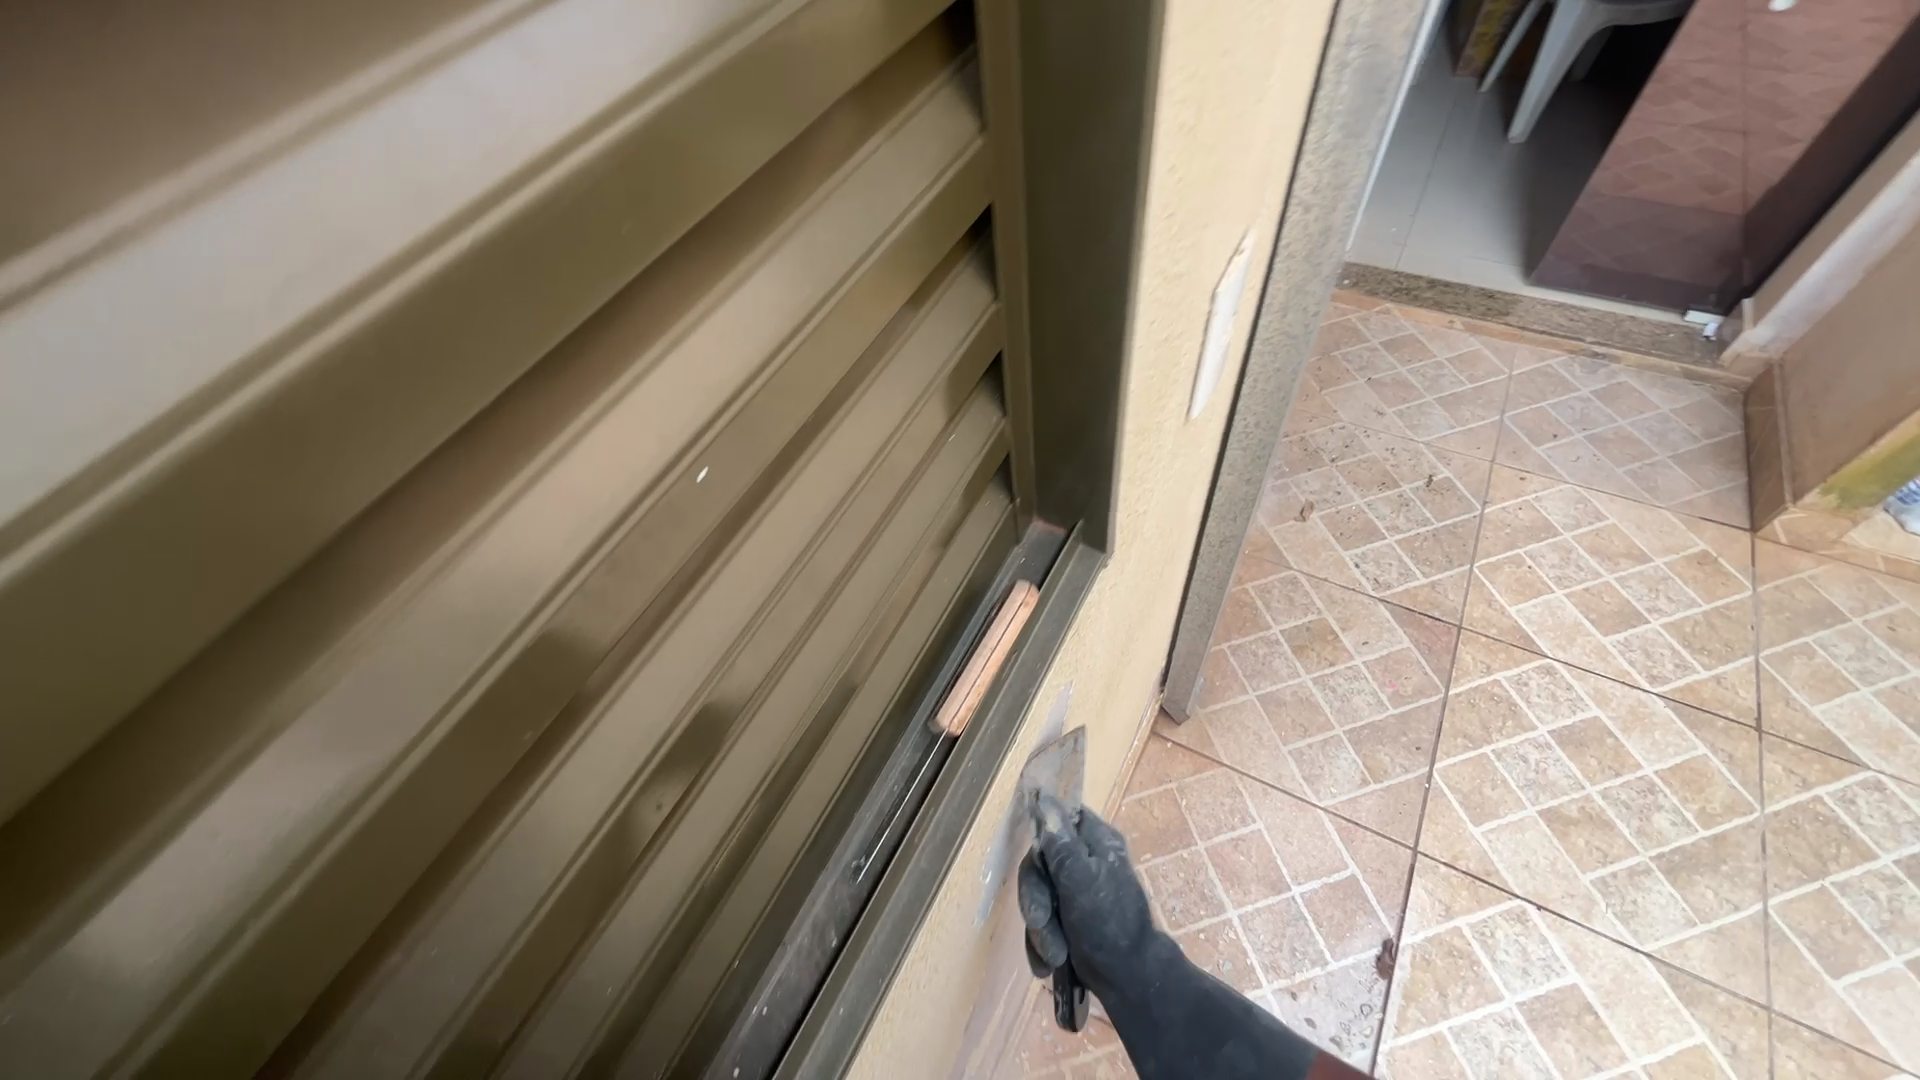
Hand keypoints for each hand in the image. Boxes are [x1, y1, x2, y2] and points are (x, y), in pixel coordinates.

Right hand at [1017, 794, 1158, 999]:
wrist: (1130, 981)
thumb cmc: (1110, 924)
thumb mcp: (1080, 879)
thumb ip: (1060, 843)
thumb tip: (1044, 798)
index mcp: (1096, 841)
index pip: (1060, 817)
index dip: (1041, 832)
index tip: (1035, 858)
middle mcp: (1084, 860)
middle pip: (1040, 864)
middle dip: (1037, 900)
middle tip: (1040, 922)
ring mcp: (1074, 891)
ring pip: (1038, 896)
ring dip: (1040, 930)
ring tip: (1054, 955)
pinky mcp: (1067, 919)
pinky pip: (1042, 921)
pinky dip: (1042, 944)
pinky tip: (1048, 964)